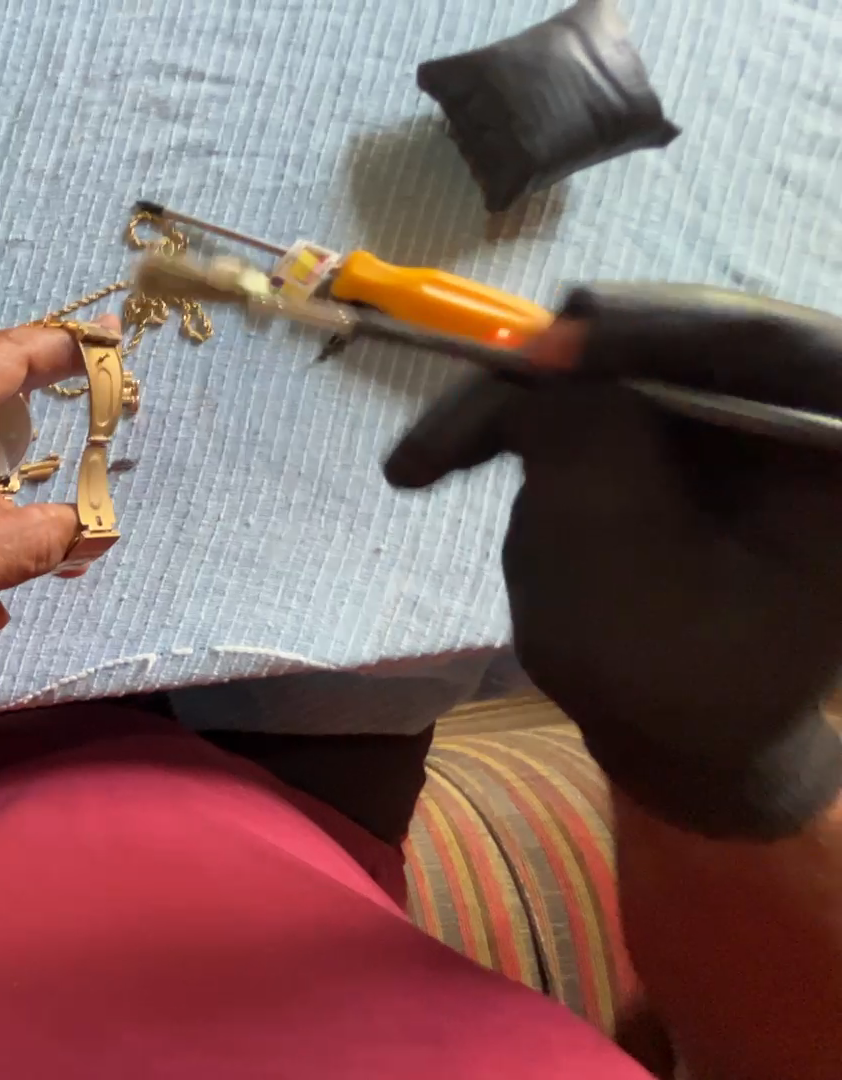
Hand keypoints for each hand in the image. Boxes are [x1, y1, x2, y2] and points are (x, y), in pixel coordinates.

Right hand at [385, 285, 841, 838]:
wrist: (666, 722)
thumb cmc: (662, 666)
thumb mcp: (614, 561)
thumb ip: (587, 445)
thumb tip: (541, 358)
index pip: (772, 346)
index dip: (650, 331)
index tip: (536, 351)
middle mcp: (811, 414)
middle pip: (676, 342)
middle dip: (550, 374)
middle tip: (453, 409)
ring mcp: (735, 419)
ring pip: (609, 365)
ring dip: (504, 405)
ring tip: (416, 462)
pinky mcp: (668, 433)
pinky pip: (582, 397)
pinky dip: (507, 422)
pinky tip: (449, 457)